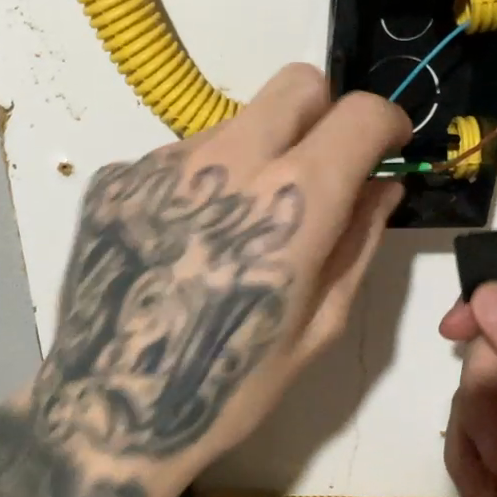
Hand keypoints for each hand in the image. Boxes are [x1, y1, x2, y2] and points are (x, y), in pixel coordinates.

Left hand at [32, 63, 410, 496]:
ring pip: (234, 125)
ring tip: (234, 234)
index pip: (357, 113)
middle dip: (323, 115)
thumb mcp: (317, 328)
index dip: (384, 123)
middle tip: (318, 172)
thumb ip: (357, 243)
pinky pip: (181, 159)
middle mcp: (226, 164)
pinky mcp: (115, 180)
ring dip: (255, 158)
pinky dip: (201, 185)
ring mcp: (161, 166)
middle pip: (296, 85)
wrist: (111, 412)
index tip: (384, 147)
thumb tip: (380, 186)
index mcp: (290, 206)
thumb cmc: (230, 386)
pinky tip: (185, 247)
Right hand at [440, 260, 496, 496]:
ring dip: (473, 434)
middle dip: (482, 394)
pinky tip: (485, 496)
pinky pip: (465, 429)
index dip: (492, 299)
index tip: (455, 332)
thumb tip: (485, 291)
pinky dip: (466, 461)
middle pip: (492, 341)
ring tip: (496, 477)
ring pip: (472, 387)